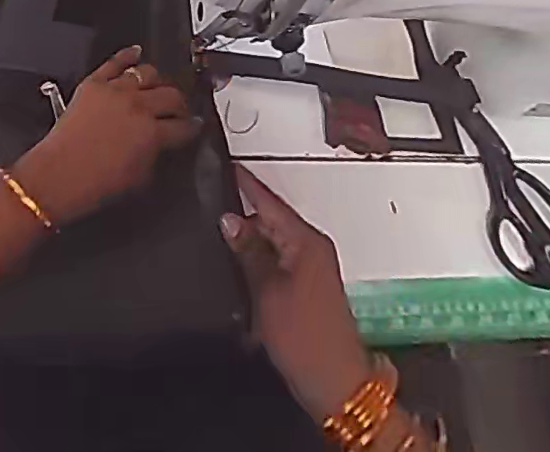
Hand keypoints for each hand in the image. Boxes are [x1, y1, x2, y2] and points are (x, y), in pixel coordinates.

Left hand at [12, 46, 203, 224]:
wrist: (57, 177)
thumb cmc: (93, 183)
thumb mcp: (139, 179)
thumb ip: (156, 156)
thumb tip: (162, 146)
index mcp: (152, 133)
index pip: (183, 126)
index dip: (192, 128)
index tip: (193, 127)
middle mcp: (137, 107)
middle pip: (171, 95)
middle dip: (180, 104)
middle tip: (179, 110)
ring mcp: (115, 91)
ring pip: (148, 73)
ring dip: (158, 81)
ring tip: (159, 87)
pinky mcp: (94, 83)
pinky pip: (115, 62)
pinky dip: (128, 55)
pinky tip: (136, 53)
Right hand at [221, 166, 372, 420]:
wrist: (336, 385)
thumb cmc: (307, 340)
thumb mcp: (267, 291)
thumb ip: (248, 251)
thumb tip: (229, 219)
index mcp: (305, 241)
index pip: (270, 201)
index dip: (247, 184)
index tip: (229, 166)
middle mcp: (311, 248)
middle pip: (271, 220)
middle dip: (244, 217)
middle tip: (213, 210)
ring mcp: (310, 267)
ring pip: (273, 241)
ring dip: (251, 243)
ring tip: (223, 243)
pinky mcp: (306, 285)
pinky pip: (278, 260)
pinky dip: (259, 262)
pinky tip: (241, 271)